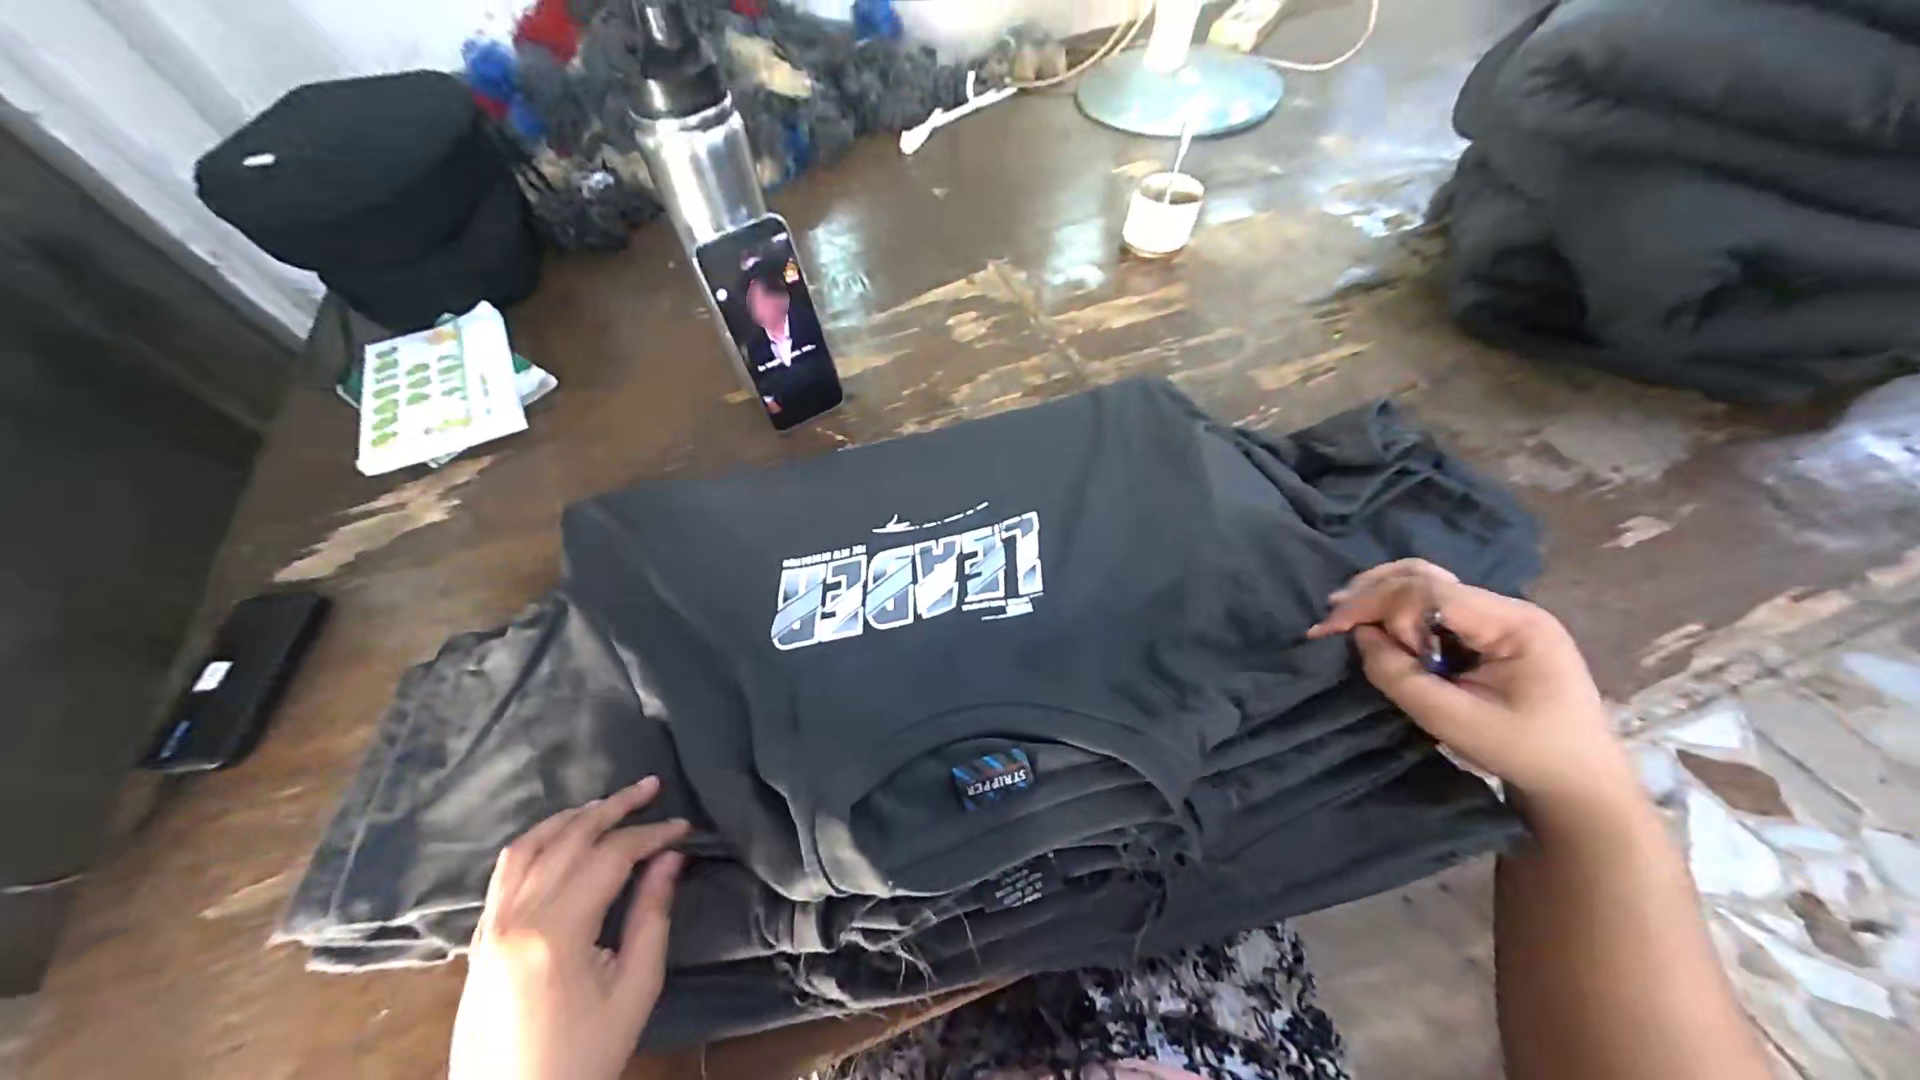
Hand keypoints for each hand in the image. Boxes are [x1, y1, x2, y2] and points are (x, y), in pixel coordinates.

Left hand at [449, 777, 690, 1079]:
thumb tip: (671, 858)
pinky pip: (505, 871)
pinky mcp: (479, 939)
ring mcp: (489, 927)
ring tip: (609, 803)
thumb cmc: (582, 1057)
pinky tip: (562, 837)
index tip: (684, 828)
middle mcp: (515, 917)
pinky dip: (538, 840)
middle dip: (615, 806)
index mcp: (556, 932)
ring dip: (573, 816)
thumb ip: (652, 915)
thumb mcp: (635, 989)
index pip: (610, 856)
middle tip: (652, 787)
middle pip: (569, 838)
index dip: (651, 835)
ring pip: (529, 845)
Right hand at [1306, 559, 1636, 808]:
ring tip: (1344, 613)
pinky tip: (1374, 622)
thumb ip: (1399, 675)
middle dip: (1372, 594)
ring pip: (1426, 582)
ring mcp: (1499, 616)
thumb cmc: (1523, 752)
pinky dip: (1396, 607)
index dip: (1377, 606)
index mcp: (1515, 624)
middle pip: (1425, 577)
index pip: (1429, 593)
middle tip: (1331, 617)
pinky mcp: (1487, 630)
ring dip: (1381, 595)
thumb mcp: (1453, 720)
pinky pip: (1433, 603)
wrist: (1579, 783)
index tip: (1335, 632)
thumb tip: (1360, 636)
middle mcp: (1508, 608)